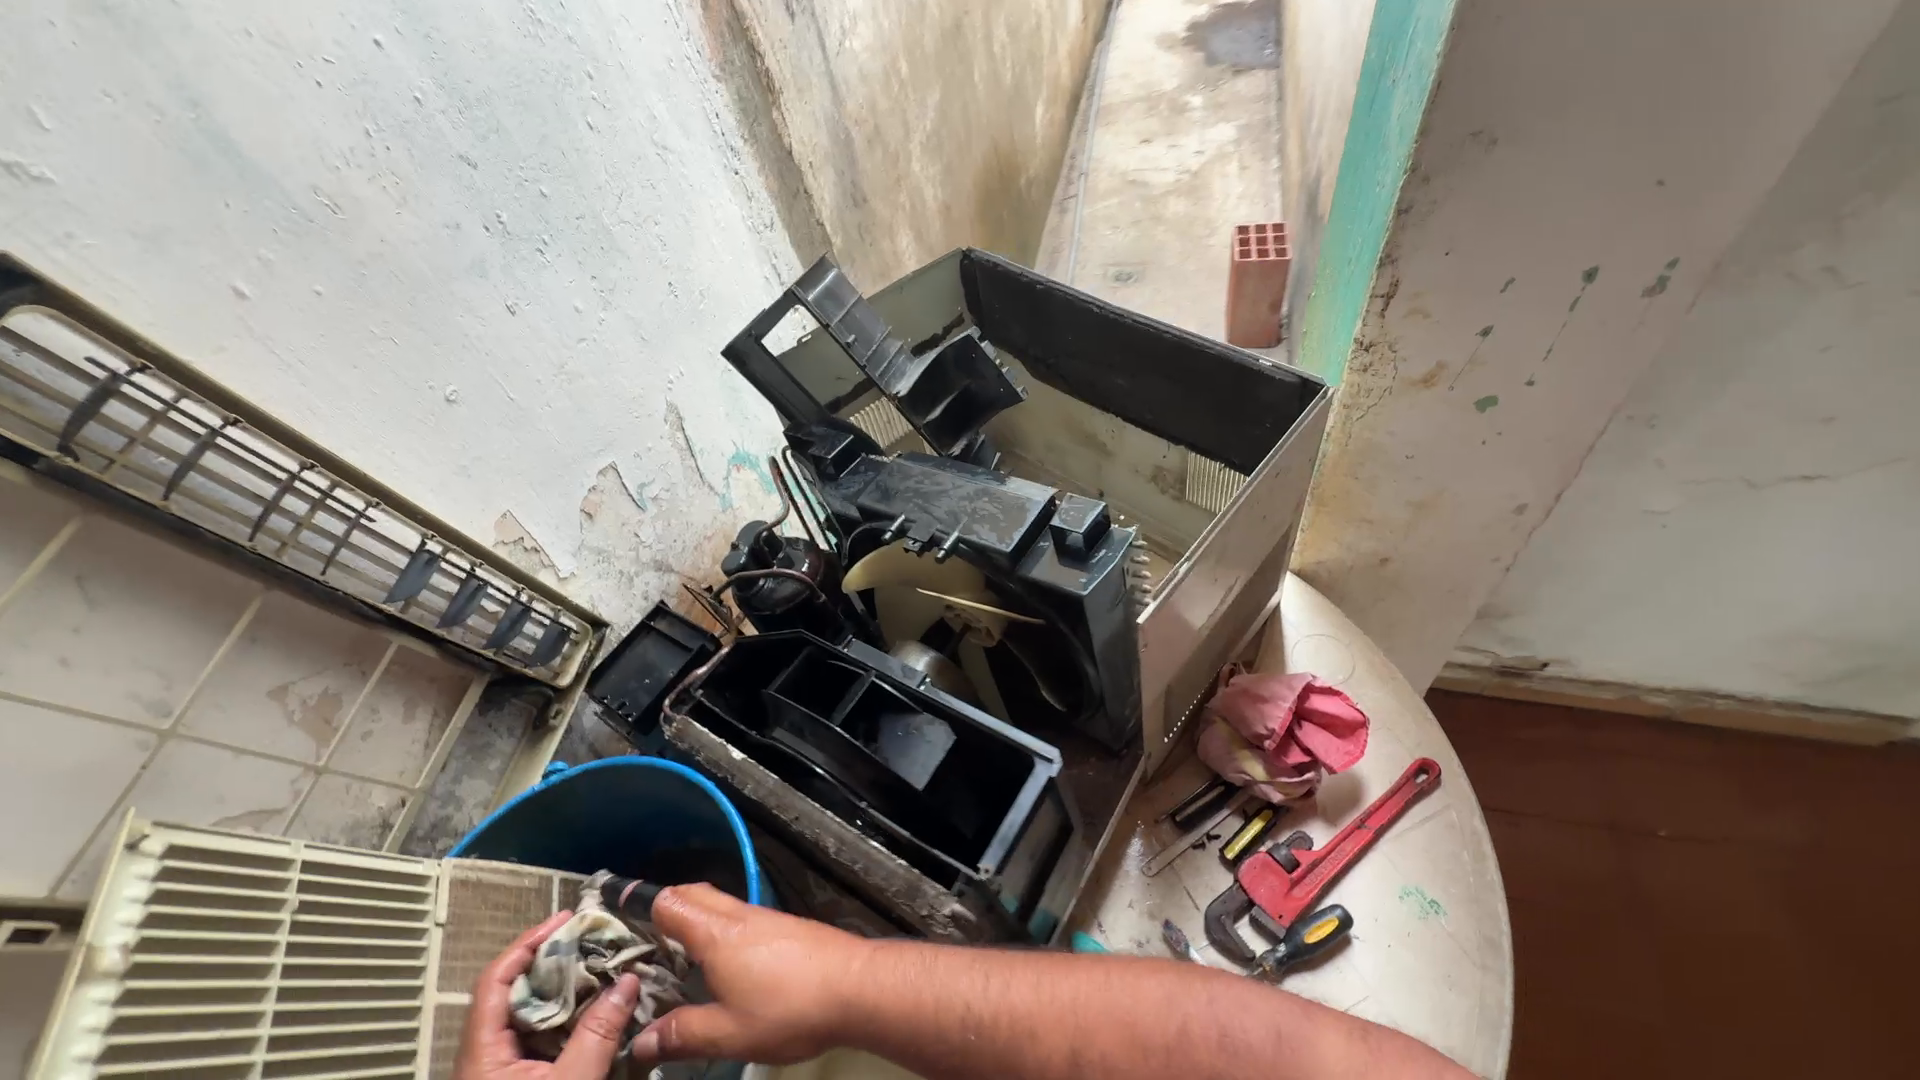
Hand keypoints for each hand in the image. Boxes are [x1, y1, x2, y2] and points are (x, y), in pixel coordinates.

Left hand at [455, 910, 643, 1079]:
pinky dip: (570, 1017)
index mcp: (482, 1053)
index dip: (529, 942)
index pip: (496, 980)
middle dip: (555, 960)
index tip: (568, 918)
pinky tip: (599, 1009)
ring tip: (603, 965)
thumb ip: (599, 1033)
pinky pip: (543, 1037)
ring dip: (567, 988)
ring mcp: (501, 1074)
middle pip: (514, 992)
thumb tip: (629, 979)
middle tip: (596, 938)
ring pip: (531, 1015)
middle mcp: (484, 1057)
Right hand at [628, 883, 874, 1067]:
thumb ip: (683, 1035)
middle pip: (694, 894)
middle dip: (664, 903)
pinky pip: (739, 919)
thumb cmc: (790, 1006)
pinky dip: (717, 928)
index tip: (611, 902)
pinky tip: (718, 960)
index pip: (669, 902)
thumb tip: (639, 1042)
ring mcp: (765, 919)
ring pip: (719, 905)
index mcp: (717, 933)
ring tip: (671, 948)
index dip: (638, 900)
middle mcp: (739, 915)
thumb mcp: (728, 1033)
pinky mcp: (785, 929)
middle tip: (636, 929)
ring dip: (693, 916)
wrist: (857, 986)